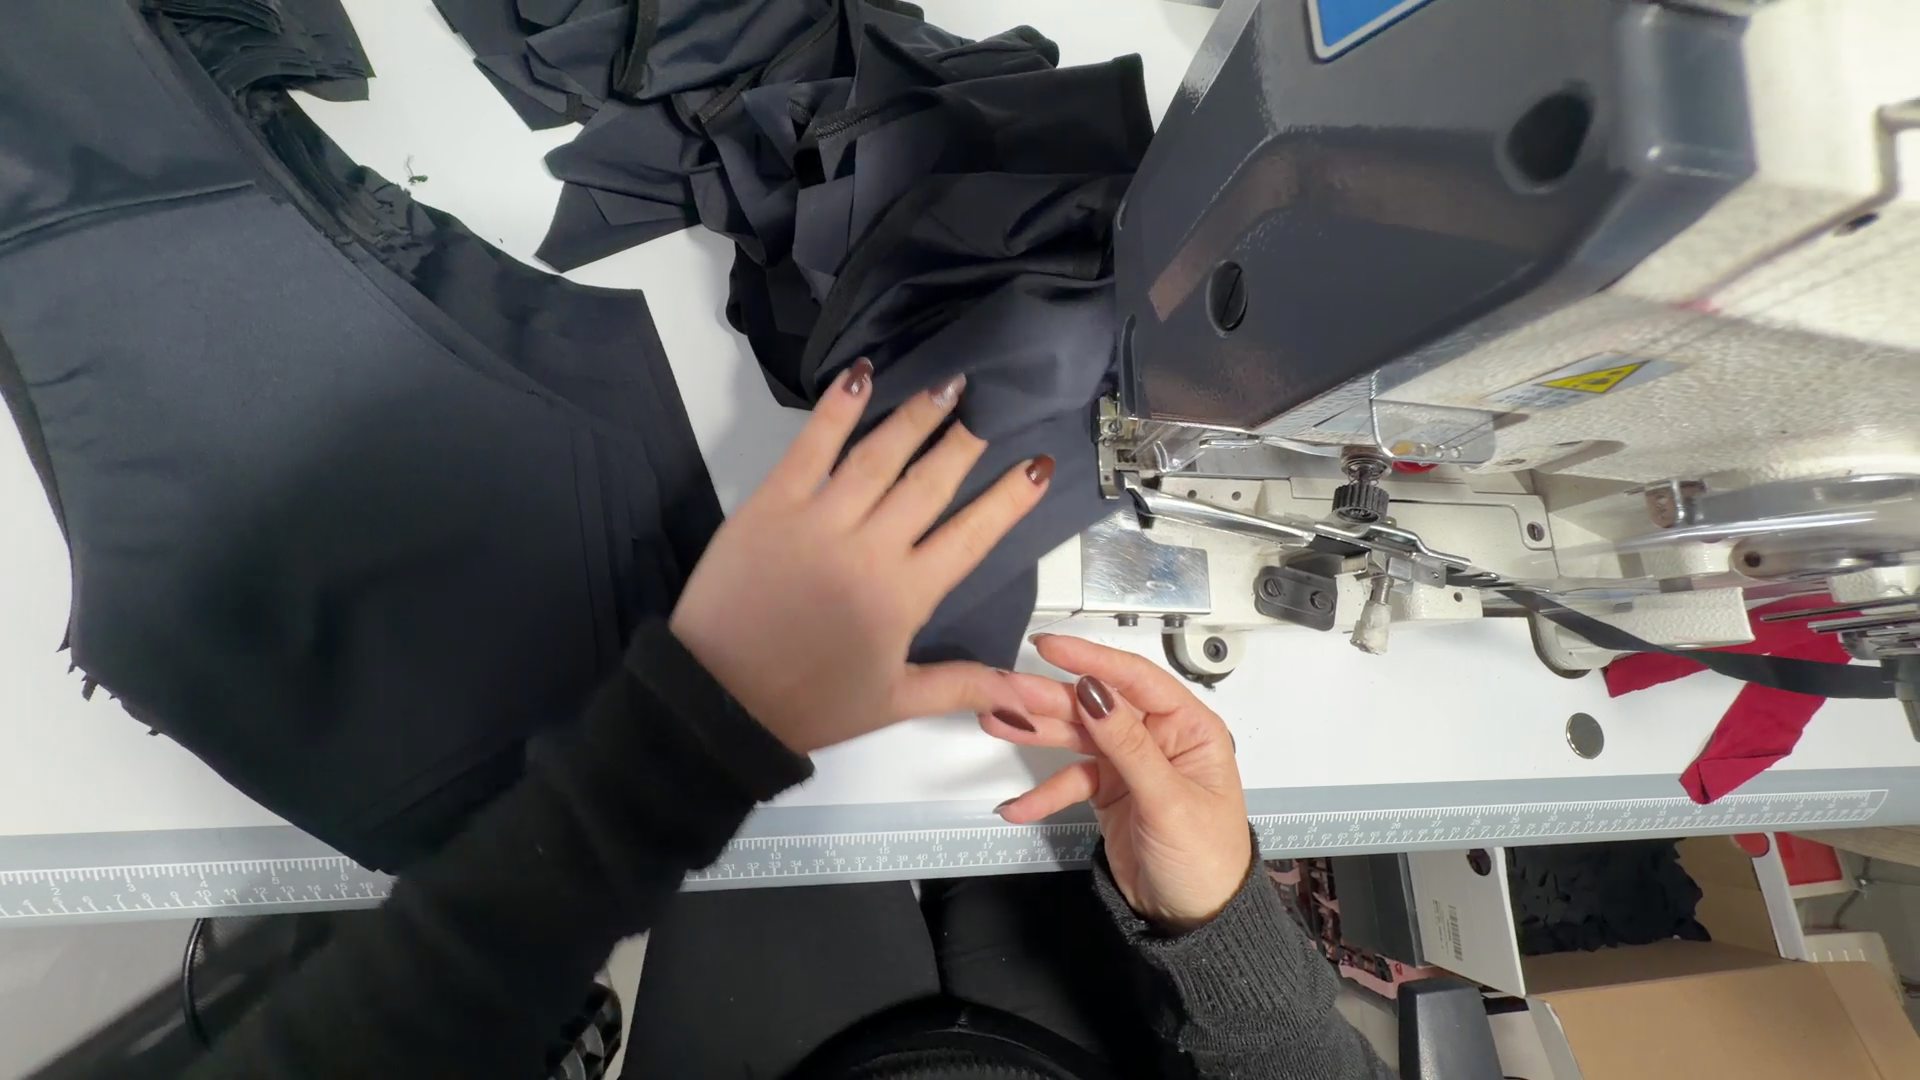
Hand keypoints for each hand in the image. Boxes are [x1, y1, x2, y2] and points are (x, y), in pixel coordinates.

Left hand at [671, 359, 1049, 754]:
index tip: (1038, 464)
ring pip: (878, 458)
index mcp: (905, 596)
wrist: (717, 699)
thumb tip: (1025, 689)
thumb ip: (962, 686)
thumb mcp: (894, 702)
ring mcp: (819, 522)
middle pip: (929, 484)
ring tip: (947, 383)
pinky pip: (810, 449)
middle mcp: (870, 549)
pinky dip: (835, 410)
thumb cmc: (810, 703)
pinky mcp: (771, 505)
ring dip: (915, 417)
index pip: (971, 536)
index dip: (1009, 499)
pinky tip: (861, 376)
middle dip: (965, 442)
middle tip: (990, 403)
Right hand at [983, 635, 1251, 932]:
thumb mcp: (1168, 800)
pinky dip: (1043, 793)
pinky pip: (1069, 779)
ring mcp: (1128, 760)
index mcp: (1187, 726)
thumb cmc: (1206, 860)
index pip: (1135, 679)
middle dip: (1051, 698)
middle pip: (1096, 704)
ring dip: (1038, 733)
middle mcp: (1156, 734)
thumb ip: (1129, 744)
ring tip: (996, 721)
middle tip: (1007, 688)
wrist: (1195, 923)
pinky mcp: (1107, 787)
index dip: (1090, 659)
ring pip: (1077, 736)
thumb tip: (1095, 692)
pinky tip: (1017, 806)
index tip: (1051, 647)